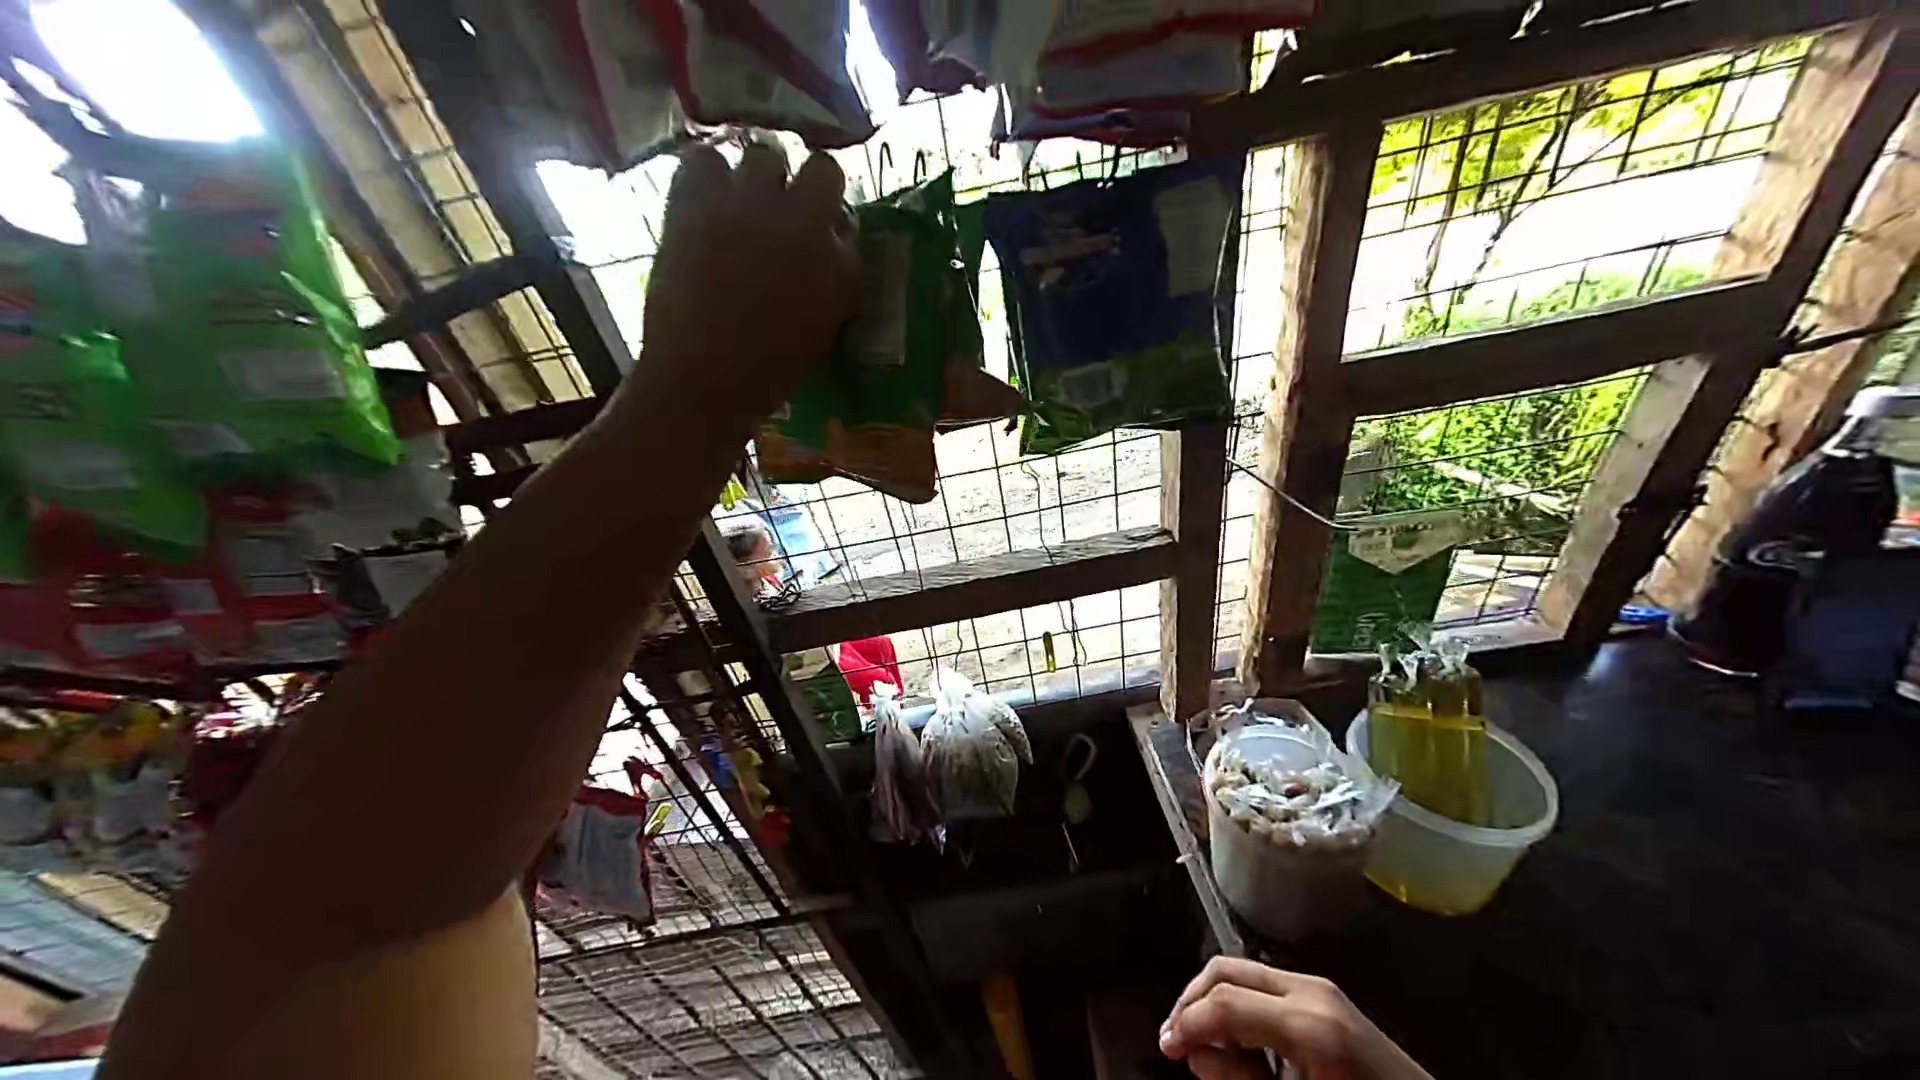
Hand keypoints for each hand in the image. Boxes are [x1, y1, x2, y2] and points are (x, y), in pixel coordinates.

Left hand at [624, 141, 860, 427]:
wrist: (703, 379)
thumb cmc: (768, 370)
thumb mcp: (822, 330)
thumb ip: (833, 283)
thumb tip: (829, 248)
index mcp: (842, 266)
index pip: (850, 220)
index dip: (832, 222)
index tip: (820, 233)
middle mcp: (805, 224)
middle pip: (822, 167)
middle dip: (808, 182)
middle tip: (787, 203)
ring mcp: (750, 206)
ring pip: (763, 151)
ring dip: (758, 173)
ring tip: (742, 198)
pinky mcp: (698, 201)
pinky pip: (704, 158)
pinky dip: (707, 174)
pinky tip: (705, 198)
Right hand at [1160, 958, 1433, 1079]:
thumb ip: (1239, 1076)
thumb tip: (1195, 1049)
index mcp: (1310, 1024)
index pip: (1225, 1003)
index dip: (1186, 1022)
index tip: (1166, 1047)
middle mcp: (1311, 991)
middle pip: (1226, 970)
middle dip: (1193, 1001)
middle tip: (1179, 1041)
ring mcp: (1320, 989)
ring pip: (1241, 973)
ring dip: (1218, 1007)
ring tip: (1226, 1057)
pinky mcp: (1325, 997)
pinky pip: (1264, 988)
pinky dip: (1243, 1010)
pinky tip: (1250, 1050)